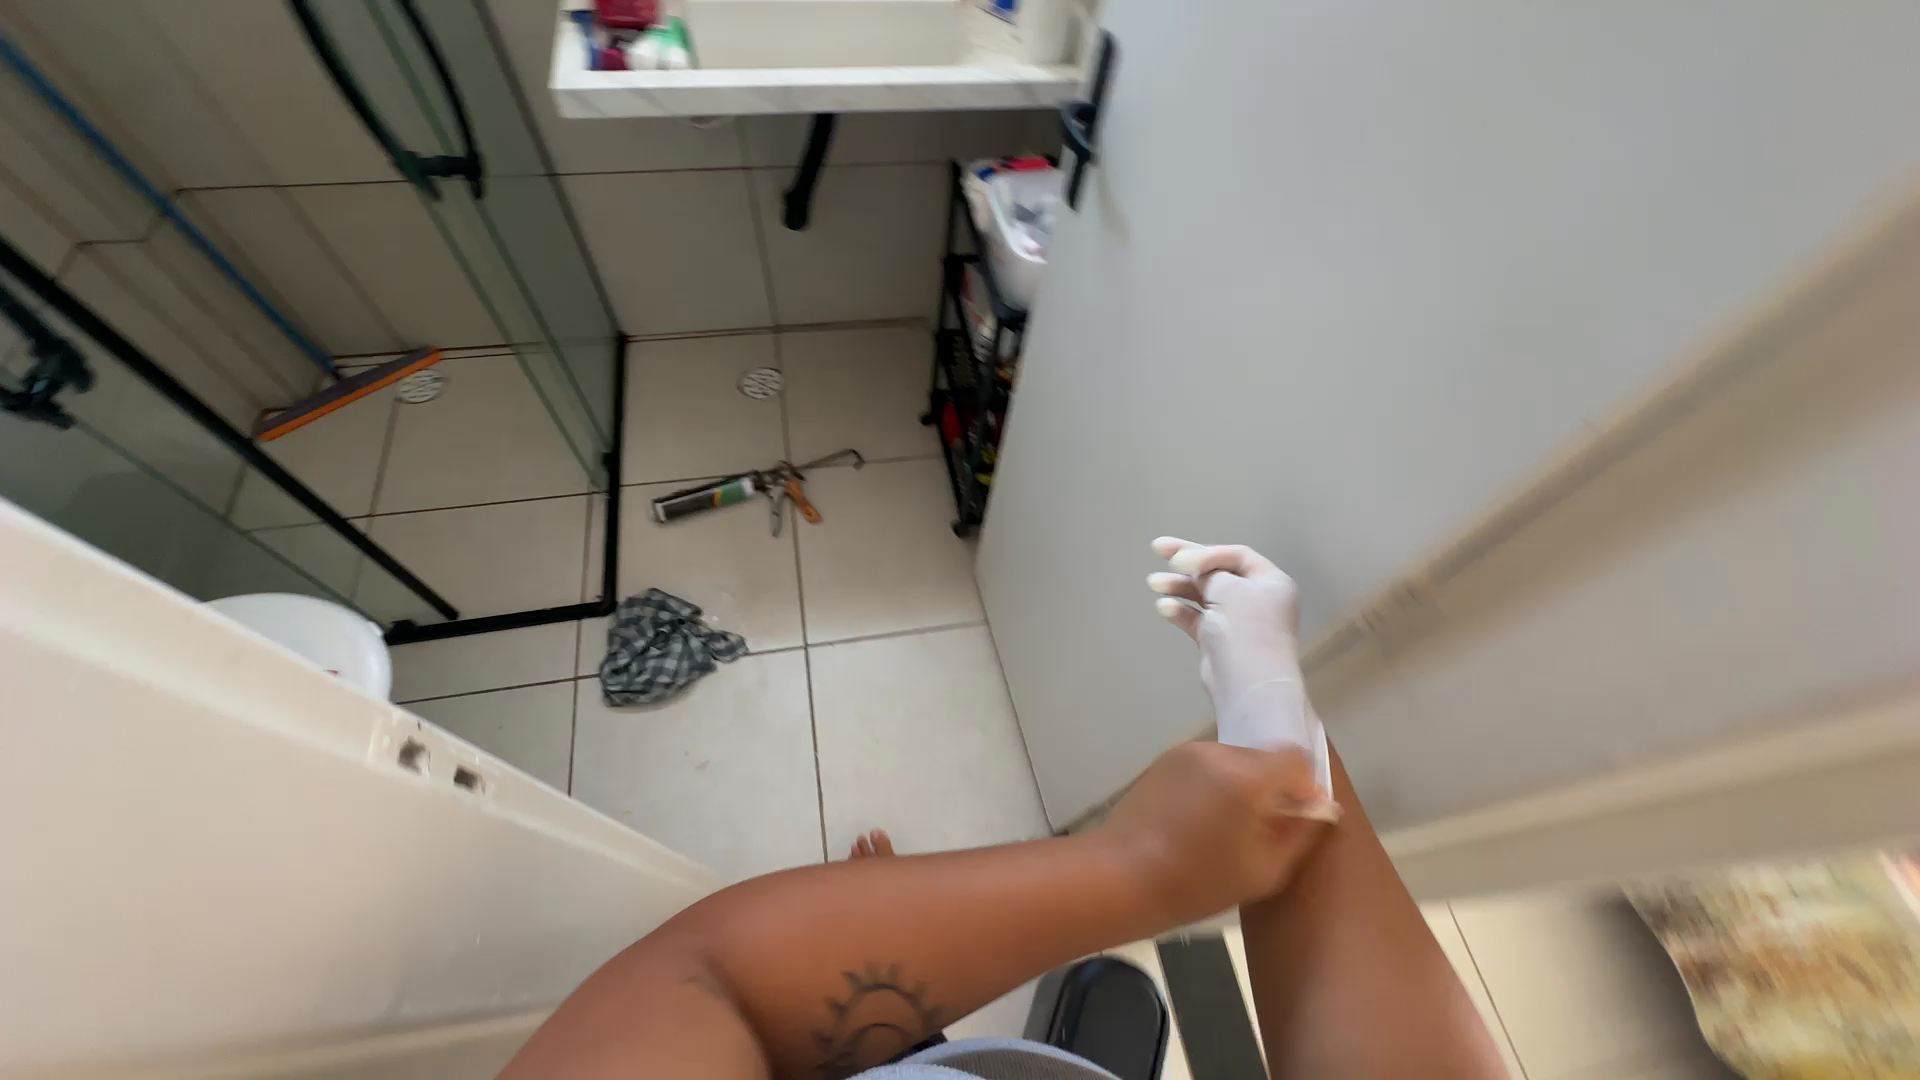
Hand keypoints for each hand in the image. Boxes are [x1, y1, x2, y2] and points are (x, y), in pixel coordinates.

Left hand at [1102, 741, 1330, 922]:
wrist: (1123, 873)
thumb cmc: (1198, 881)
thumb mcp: (1264, 870)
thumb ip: (1299, 833)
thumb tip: (1318, 809)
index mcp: (1245, 776)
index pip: (1294, 757)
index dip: (1304, 785)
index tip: (1298, 816)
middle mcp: (1216, 752)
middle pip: (1263, 757)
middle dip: (1273, 786)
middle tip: (1264, 827)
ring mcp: (1186, 752)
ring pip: (1233, 759)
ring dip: (1242, 784)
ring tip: (1229, 826)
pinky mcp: (1164, 759)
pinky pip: (1206, 765)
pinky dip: (1215, 784)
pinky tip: (1201, 819)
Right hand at [1146, 538, 1335, 815]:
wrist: (1247, 685)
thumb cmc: (1246, 629)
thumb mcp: (1227, 588)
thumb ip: (1208, 571)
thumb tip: (1194, 569)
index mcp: (1270, 582)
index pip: (1234, 555)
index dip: (1204, 552)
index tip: (1177, 557)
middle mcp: (1257, 599)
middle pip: (1217, 573)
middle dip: (1186, 564)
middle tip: (1158, 549)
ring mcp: (1238, 621)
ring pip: (1204, 595)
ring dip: (1179, 586)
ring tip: (1153, 582)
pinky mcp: (1220, 640)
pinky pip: (1197, 618)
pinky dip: (1181, 610)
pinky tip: (1163, 607)